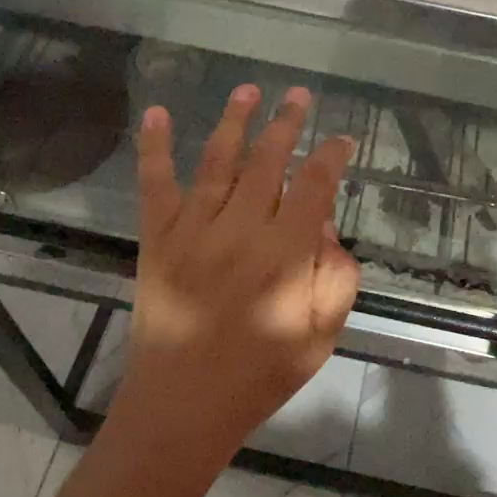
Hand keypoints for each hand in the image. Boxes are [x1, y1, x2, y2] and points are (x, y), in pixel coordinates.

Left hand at [113, 84, 359, 460]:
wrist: (182, 407)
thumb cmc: (259, 375)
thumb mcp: (321, 335)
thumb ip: (336, 276)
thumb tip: (323, 225)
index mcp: (284, 254)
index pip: (315, 186)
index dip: (332, 157)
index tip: (342, 140)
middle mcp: (240, 229)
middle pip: (269, 161)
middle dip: (287, 123)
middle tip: (298, 96)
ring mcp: (193, 230)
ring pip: (218, 160)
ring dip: (235, 120)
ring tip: (249, 89)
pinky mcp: (157, 239)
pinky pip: (154, 184)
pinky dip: (154, 147)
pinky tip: (156, 112)